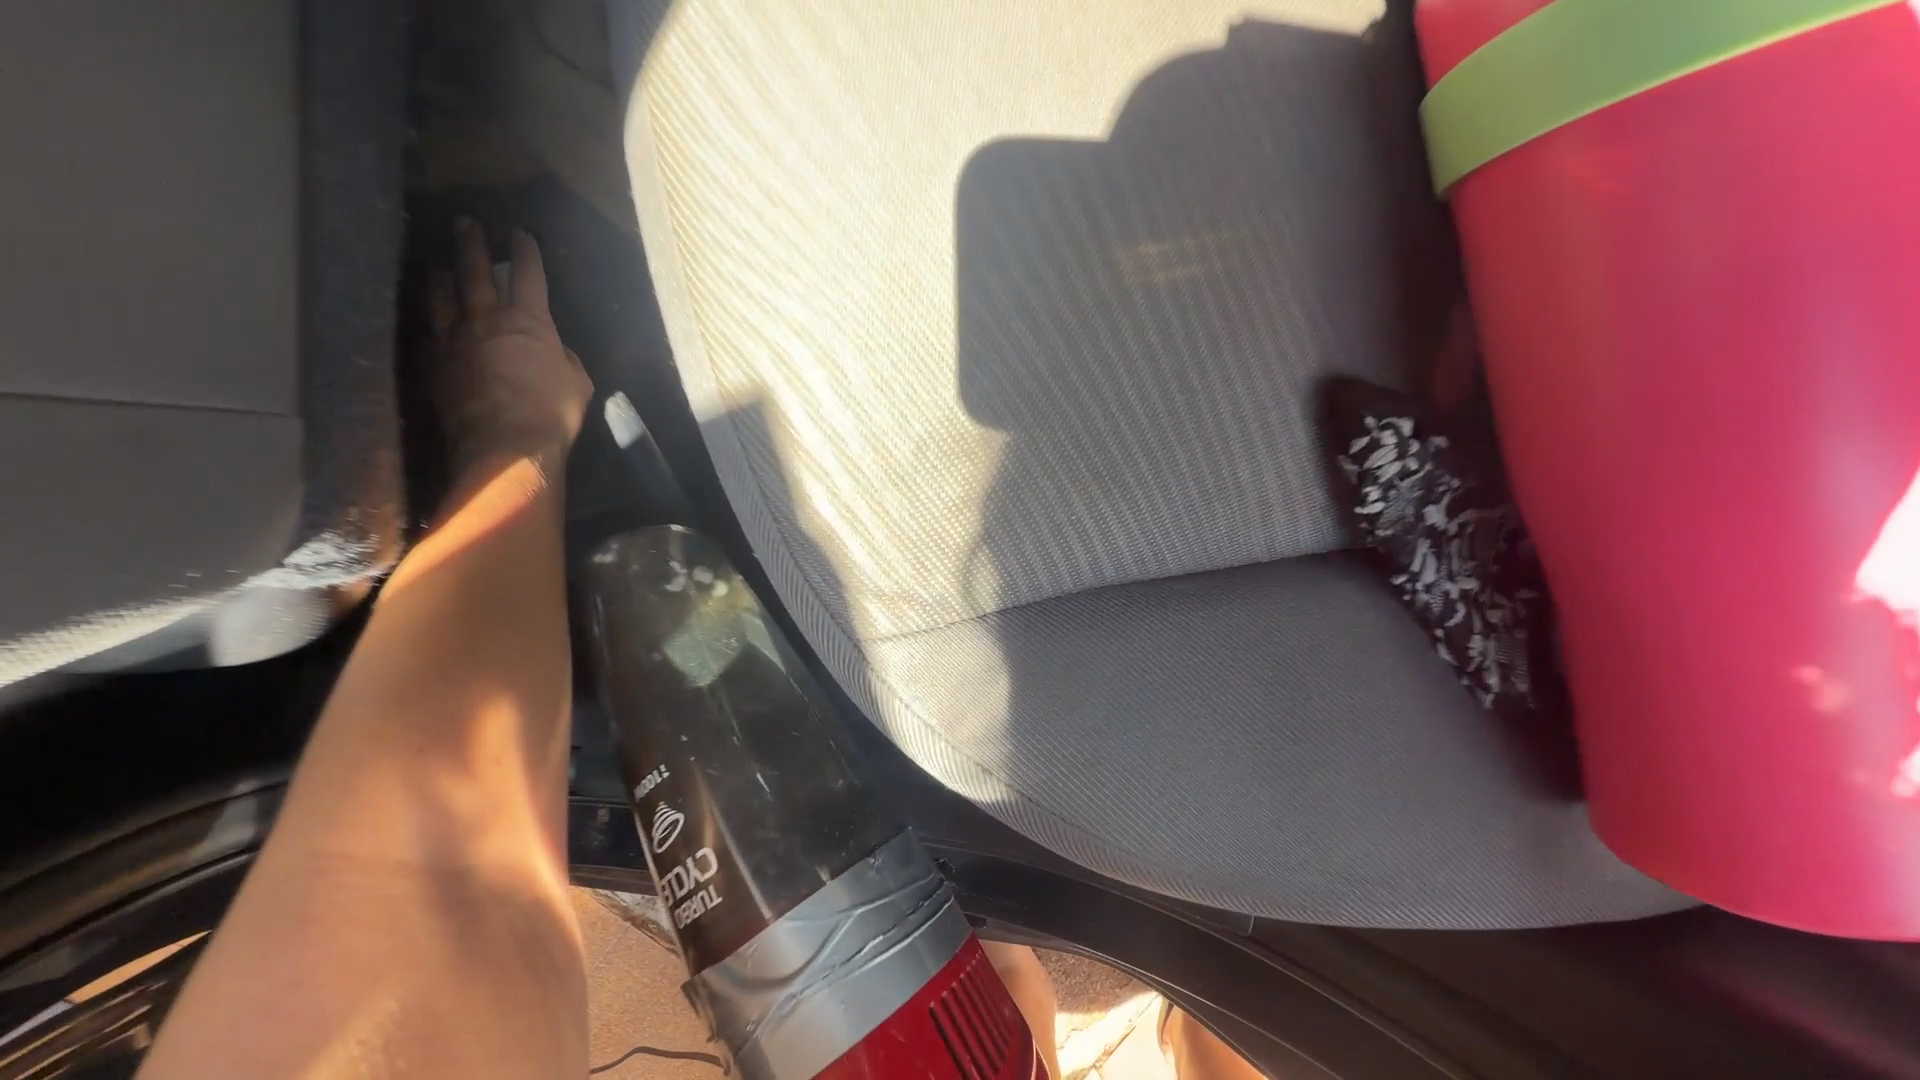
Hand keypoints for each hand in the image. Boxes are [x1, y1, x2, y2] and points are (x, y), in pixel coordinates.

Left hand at [432, 220, 593, 479]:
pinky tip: (424, 319)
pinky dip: (426, 322)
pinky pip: (426, 334)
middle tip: (465, 222)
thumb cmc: (552, 413)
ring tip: (437, 264)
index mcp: (530, 322)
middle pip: (475, 271)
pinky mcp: (432, 365)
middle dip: (472, 243)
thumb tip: (555, 353)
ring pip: (441, 295)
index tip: (520, 232)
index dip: (525, 250)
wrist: (505, 446)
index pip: (528, 274)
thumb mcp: (578, 383)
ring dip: (441, 276)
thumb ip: (565, 359)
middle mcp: (487, 320)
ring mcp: (453, 340)